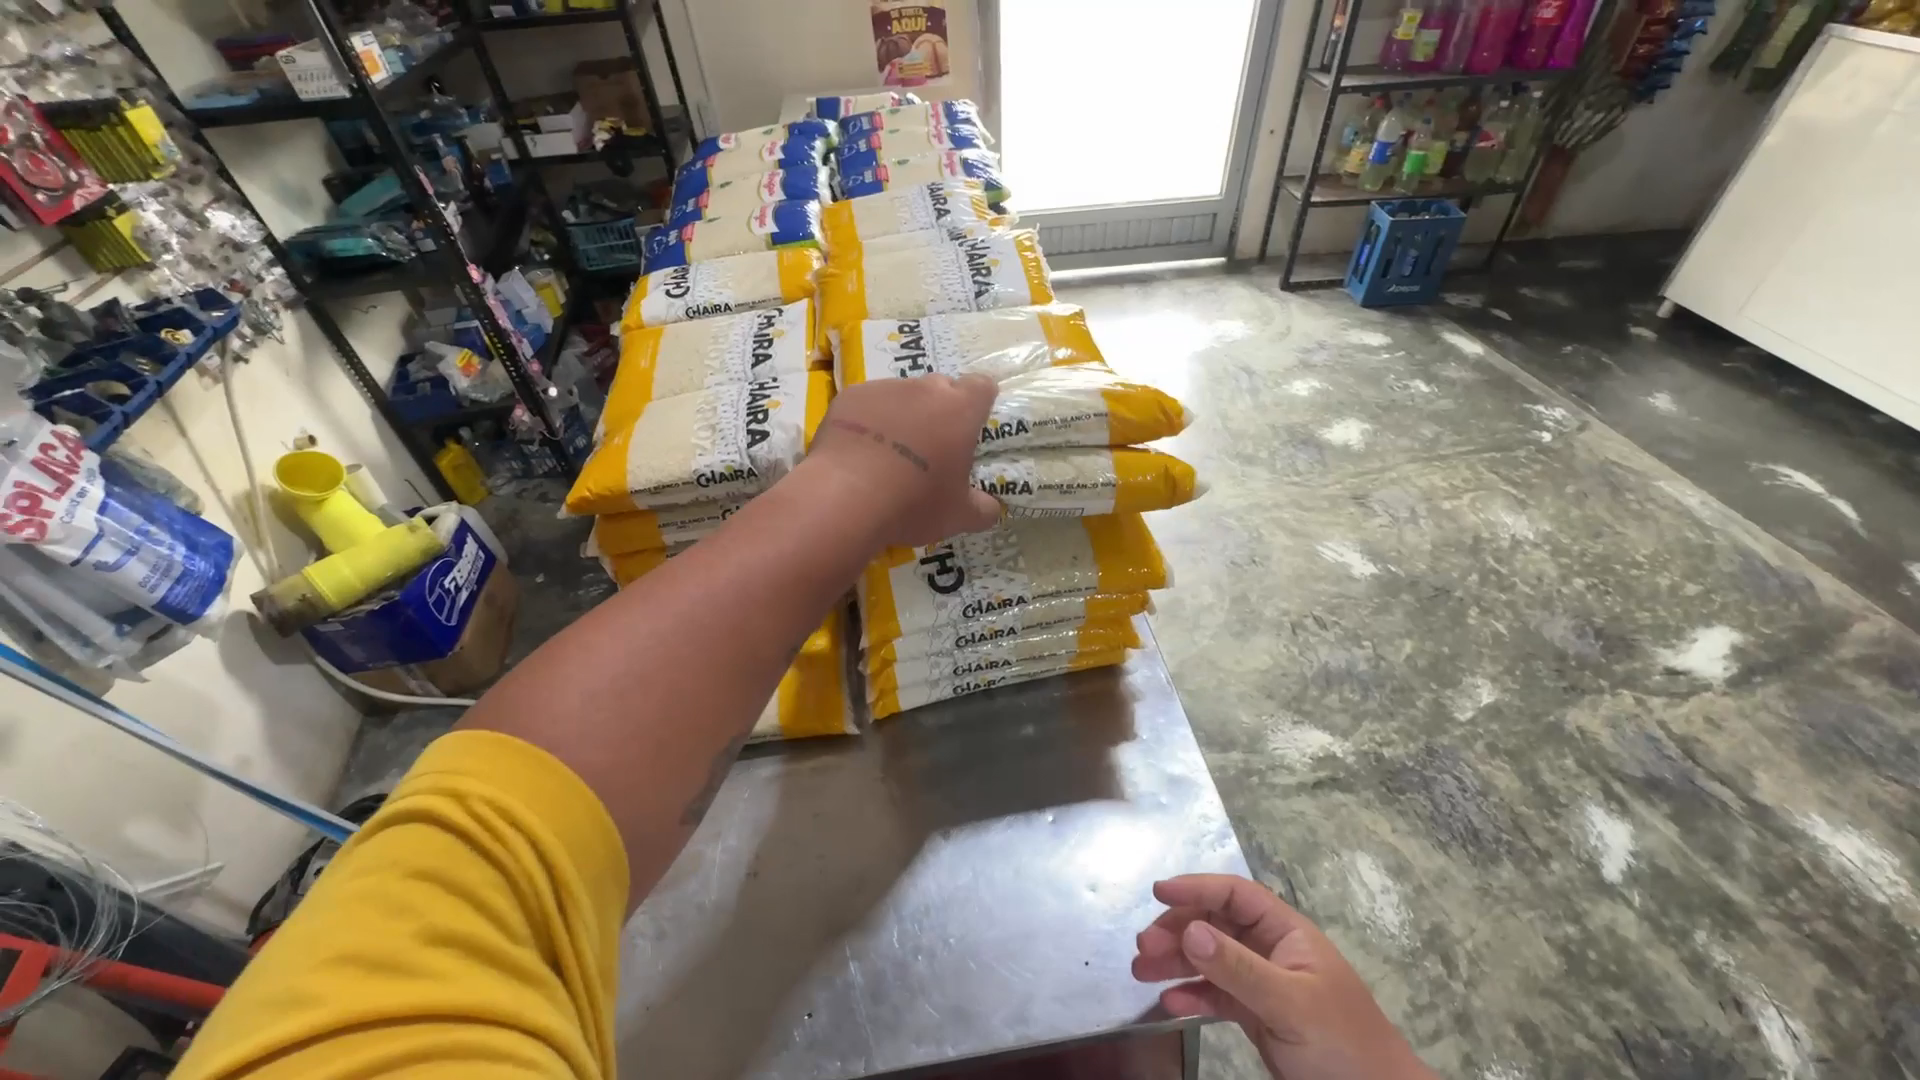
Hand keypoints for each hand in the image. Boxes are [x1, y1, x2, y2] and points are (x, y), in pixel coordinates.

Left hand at [802, 374, 1001, 547]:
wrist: (845, 497)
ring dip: (901, 416)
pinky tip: (858, 452)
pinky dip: (866, 422)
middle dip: (940, 411)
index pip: (982, 386)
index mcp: (961, 409)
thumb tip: (992, 509)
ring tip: (889, 454)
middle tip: (931, 447)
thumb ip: (982, 509)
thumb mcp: (958, 516)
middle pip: (940, 388)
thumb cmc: (915, 502)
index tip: (972, 423)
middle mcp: (925, 389)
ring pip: (900, 396)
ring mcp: (884, 389)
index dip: (979, 402)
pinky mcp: (849, 397)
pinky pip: (865, 405)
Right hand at [1133, 875, 1437, 1079]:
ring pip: (1210, 960)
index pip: (1236, 895)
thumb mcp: (1289, 1004)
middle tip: (1143, 948)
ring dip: (1176, 963)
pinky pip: (1217, 996)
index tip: (1158, 893)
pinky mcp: (1257, 1016)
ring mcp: (1264, 984)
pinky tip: (1170, 1005)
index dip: (1197, 888)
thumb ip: (1237, 967)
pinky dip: (1193, 997)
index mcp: (1287, 933)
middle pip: (1216, 925)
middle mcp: (1272, 951)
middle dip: (1177, 930)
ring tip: (1141, 973)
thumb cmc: (1341, 1044)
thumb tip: (1188, 929)